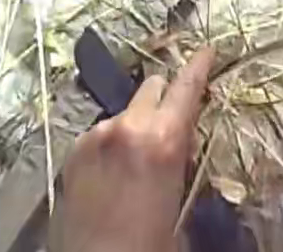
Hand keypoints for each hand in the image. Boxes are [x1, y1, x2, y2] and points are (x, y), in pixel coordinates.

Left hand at [52, 48, 215, 251]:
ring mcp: (98, 134)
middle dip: (164, 98)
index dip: (200, 64)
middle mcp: (130, 124)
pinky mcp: (75, 149)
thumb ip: (180, 155)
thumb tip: (182, 137)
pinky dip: (111, 143)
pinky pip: (102, 131)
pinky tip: (108, 175)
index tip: (208, 49)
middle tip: (167, 124)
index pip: (188, 84)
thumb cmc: (150, 243)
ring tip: (131, 163)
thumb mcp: (179, 195)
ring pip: (127, 110)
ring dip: (135, 124)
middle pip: (154, 85)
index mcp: (164, 138)